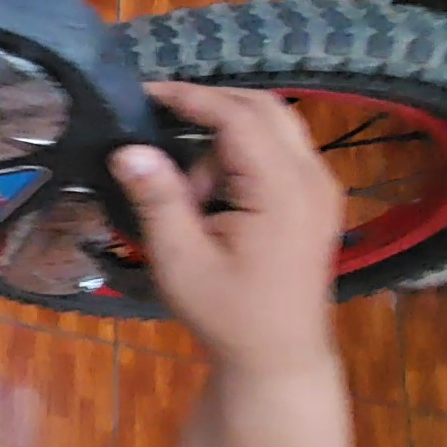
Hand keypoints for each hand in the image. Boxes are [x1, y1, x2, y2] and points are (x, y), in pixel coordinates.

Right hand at [109, 82, 345, 374]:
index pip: (239, 118)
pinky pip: (275, 152)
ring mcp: (319, 188)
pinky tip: (206, 192)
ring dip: (220, 138)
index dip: (191, 98)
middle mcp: (312, 178)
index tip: (144, 92)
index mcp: (282, 190)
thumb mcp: (179, 258)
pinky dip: (235, 154)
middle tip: (155, 113)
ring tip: (181, 189)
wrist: (276, 354)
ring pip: (272, 128)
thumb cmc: (224, 310)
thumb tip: (127, 149)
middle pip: (266, 109)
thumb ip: (157, 199)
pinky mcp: (312, 199)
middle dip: (208, 104)